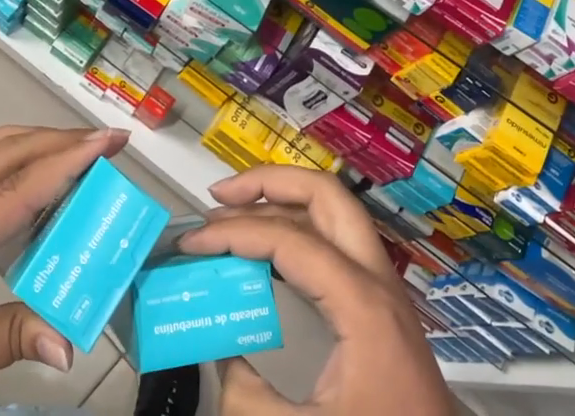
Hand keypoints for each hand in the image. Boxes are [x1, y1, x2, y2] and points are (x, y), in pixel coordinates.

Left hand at [0, 126, 127, 415]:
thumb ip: (5, 340)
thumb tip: (71, 339)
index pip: (13, 192)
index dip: (64, 164)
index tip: (107, 143)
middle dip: (55, 140)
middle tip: (107, 141)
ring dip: (27, 139)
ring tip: (73, 147)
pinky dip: (1, 152)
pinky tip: (21, 172)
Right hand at [178, 165, 453, 415]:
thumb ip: (245, 392)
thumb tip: (217, 349)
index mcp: (361, 303)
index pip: (288, 238)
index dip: (233, 233)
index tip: (191, 244)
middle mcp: (377, 280)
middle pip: (326, 195)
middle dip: (268, 182)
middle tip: (219, 196)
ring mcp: (383, 289)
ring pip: (334, 213)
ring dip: (281, 200)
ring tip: (231, 214)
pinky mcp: (381, 305)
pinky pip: (336, 244)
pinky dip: (296, 229)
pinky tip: (264, 250)